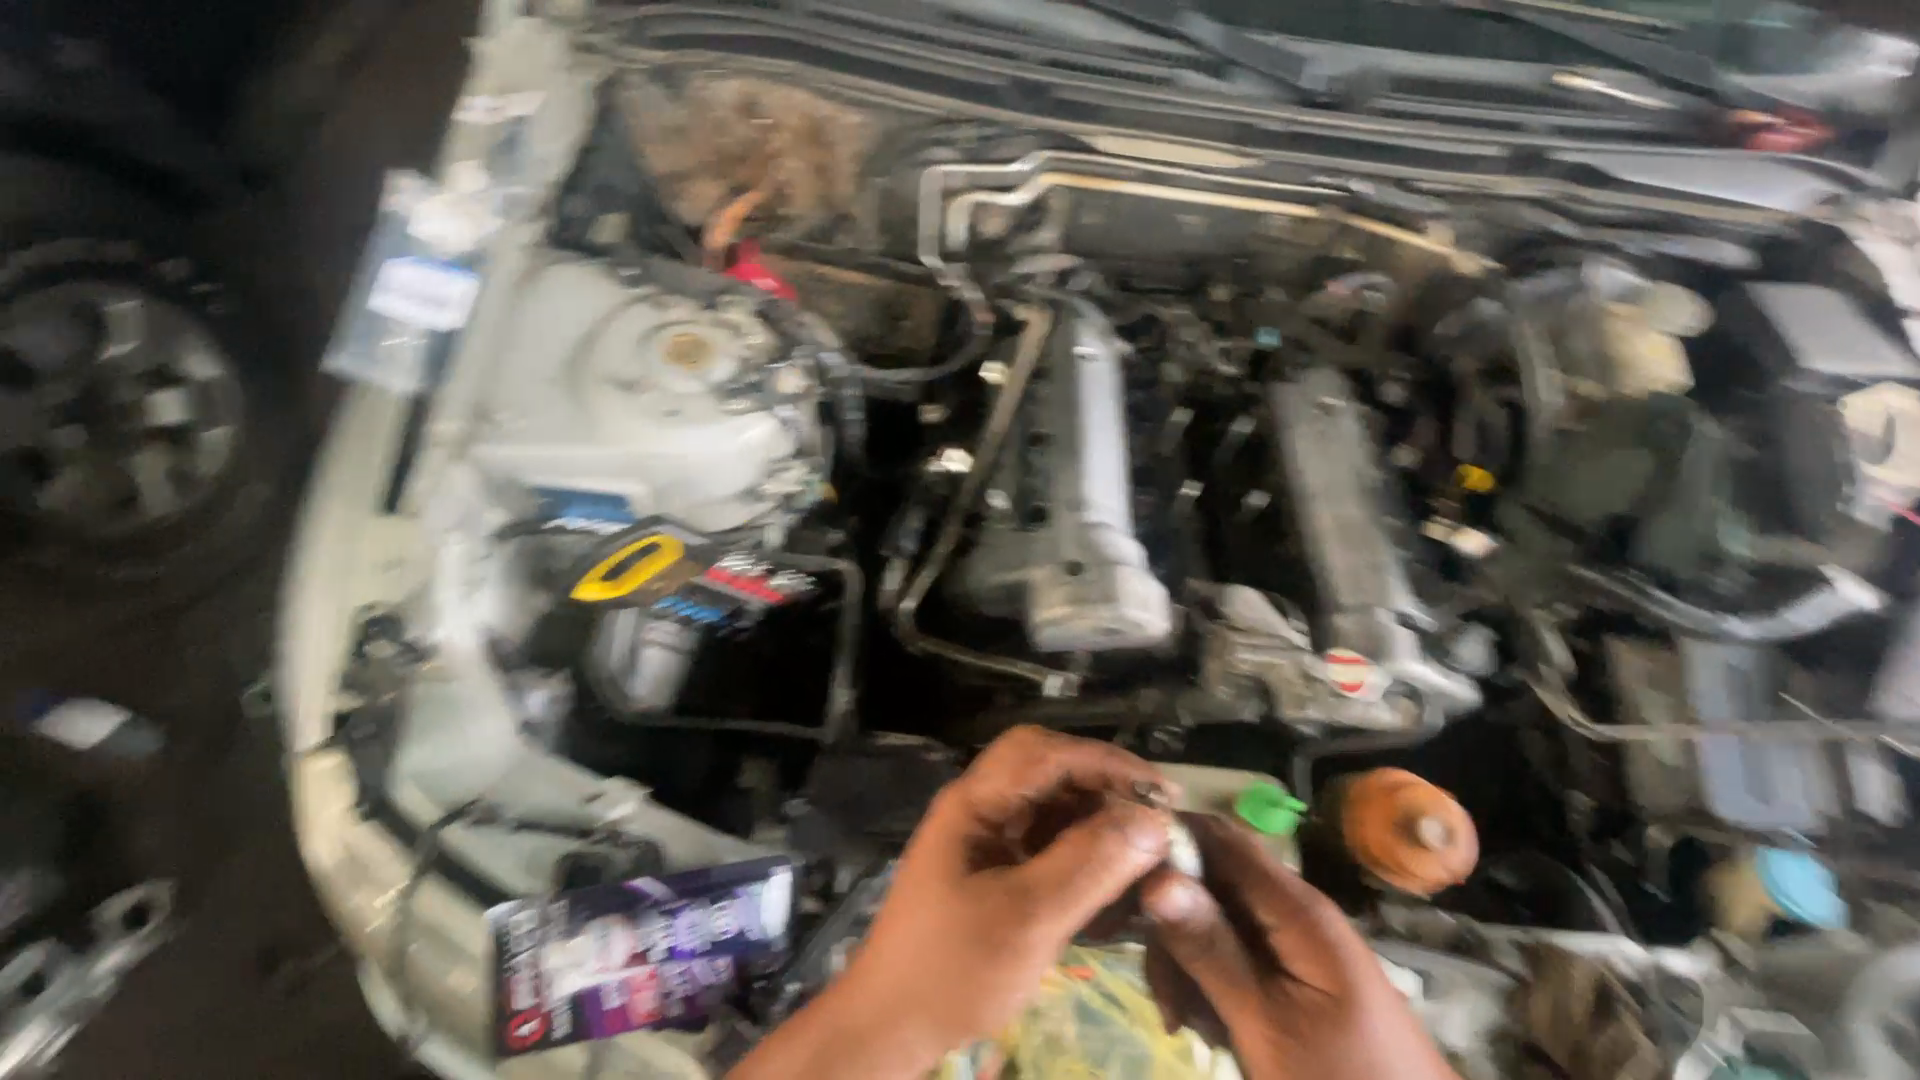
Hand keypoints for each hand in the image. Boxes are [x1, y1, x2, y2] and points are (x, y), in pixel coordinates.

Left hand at [729, 727, 1174, 1078]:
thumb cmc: (953, 968)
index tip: (1163, 792)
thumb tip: (1153, 821)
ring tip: (1140, 843)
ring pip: (1048, 801)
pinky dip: (1079, 844)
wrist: (891, 1023)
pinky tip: (1110, 869)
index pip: (1047, 752)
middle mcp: (979, 806)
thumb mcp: (1028, 918)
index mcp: (975, 802)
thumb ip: (1089, 864)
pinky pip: (1043, 836)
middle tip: (1152, 814)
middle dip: (1101, 783)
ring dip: (1094, 814)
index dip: (1107, 763)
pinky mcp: (991, 865)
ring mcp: (983, 835)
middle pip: (1047, 767)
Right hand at [1141, 815, 1459, 1079]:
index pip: (1215, 834)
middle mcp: (1292, 909)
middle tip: (1165, 999)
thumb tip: (1153, 875)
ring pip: (1213, 922)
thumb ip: (1209, 946)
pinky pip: (1233, 955)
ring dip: (1187, 965)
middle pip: (1208, 882)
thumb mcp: (1265, 1024)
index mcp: (1295, 907)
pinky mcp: (1292, 973)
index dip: (1163, 844)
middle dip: (1172, 928)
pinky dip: (1209, 985)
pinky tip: (1206, 1028)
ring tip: (1187, 1025)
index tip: (1116, 885)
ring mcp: (1293, 942)